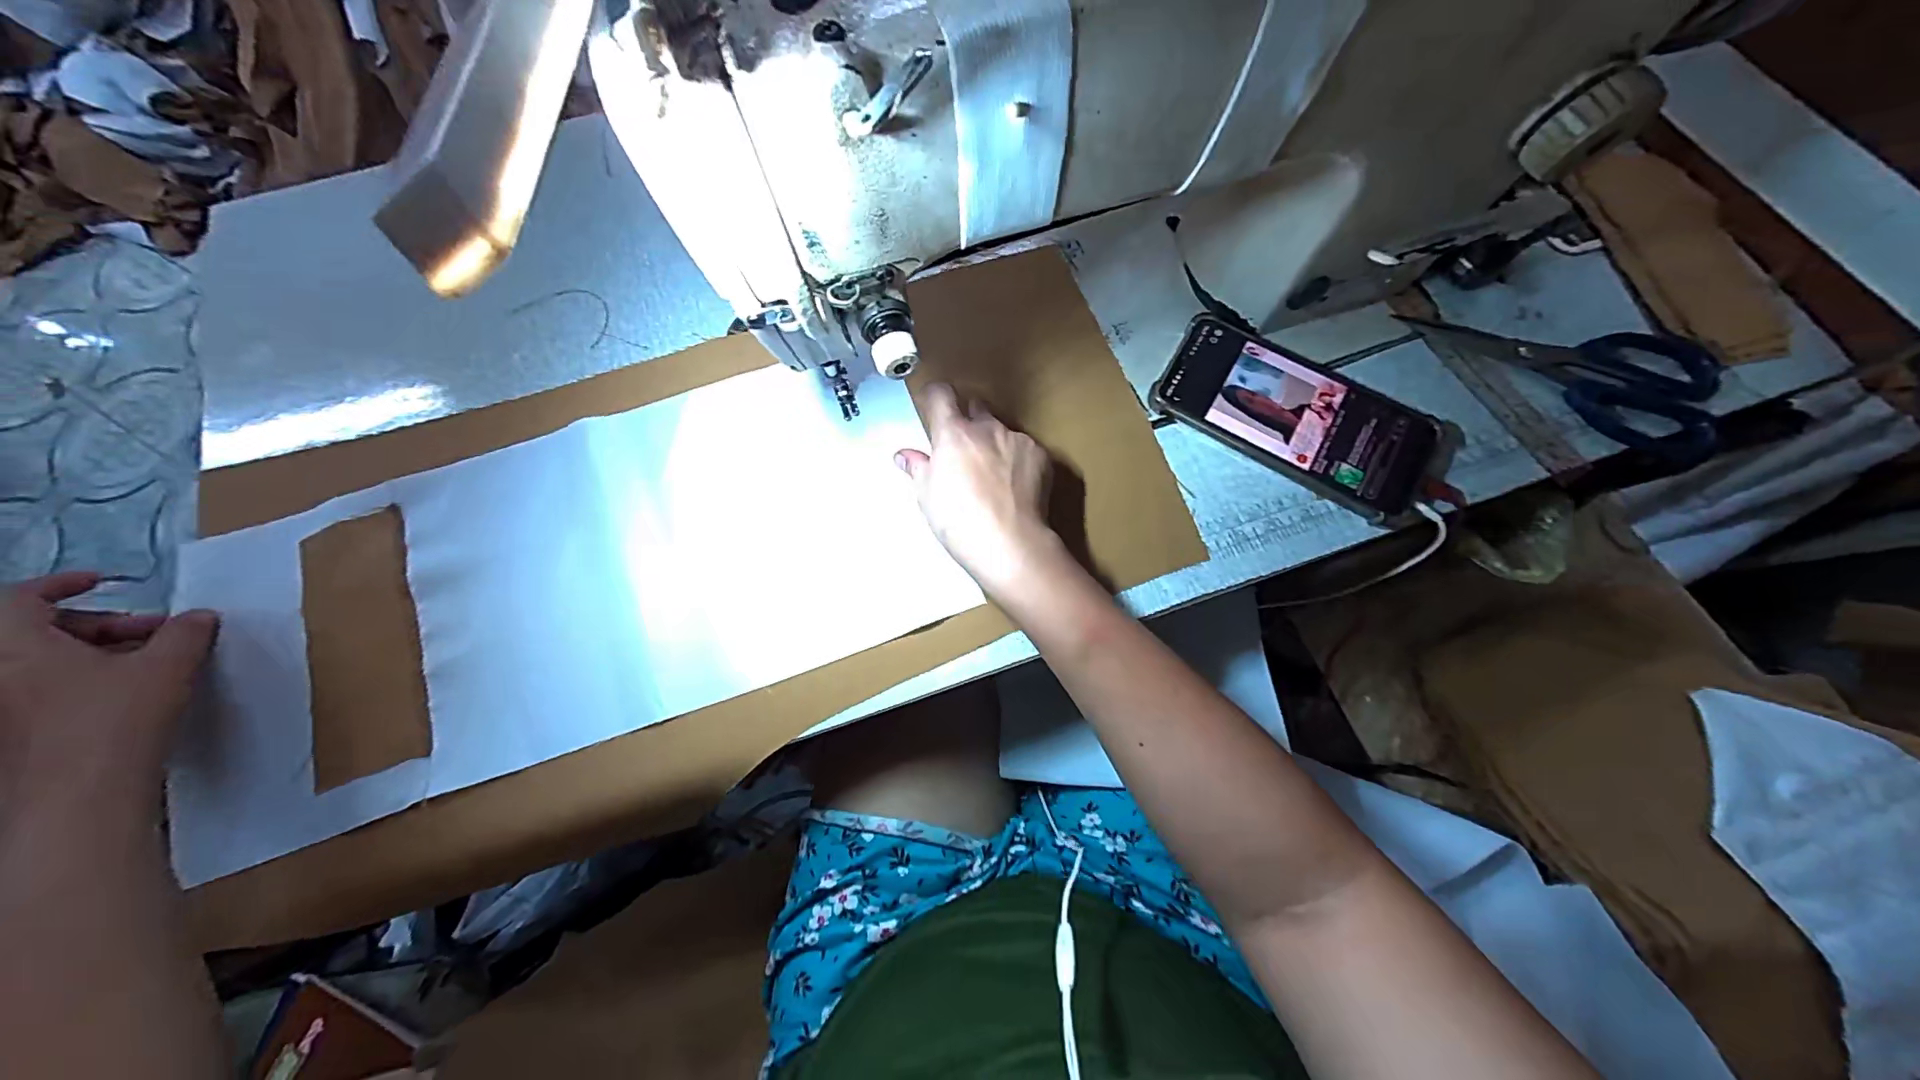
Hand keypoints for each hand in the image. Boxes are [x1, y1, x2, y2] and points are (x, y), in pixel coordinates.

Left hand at [0, 573, 216, 826]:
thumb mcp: (167, 666)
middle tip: (151, 631)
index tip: (100, 582)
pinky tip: (121, 694)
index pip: (21, 596)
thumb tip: (199, 617)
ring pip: (35, 662)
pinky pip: (37, 691)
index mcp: (12, 644)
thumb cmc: (114, 719)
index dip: (61, 585)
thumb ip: (185, 634)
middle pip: (32, 630)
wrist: (75, 797)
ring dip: (89, 653)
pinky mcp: (9, 734)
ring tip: (146, 664)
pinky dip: (75, 681)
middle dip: (95, 624)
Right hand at [897, 383, 1062, 599]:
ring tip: (991, 476)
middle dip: (968, 421)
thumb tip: (905, 456)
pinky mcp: (1040, 455)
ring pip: (1002, 430)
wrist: (1009, 544)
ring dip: (994, 443)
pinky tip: (1013, 486)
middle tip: (962, 449)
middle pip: (975, 407)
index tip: (933, 406)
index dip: (935, 396)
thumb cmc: (960, 522)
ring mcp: (1017, 439)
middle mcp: (987, 428)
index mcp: (953, 433)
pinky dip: (1017, 460)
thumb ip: (918, 468)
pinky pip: (1024, 449)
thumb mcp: (928, 496)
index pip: (941, 394)